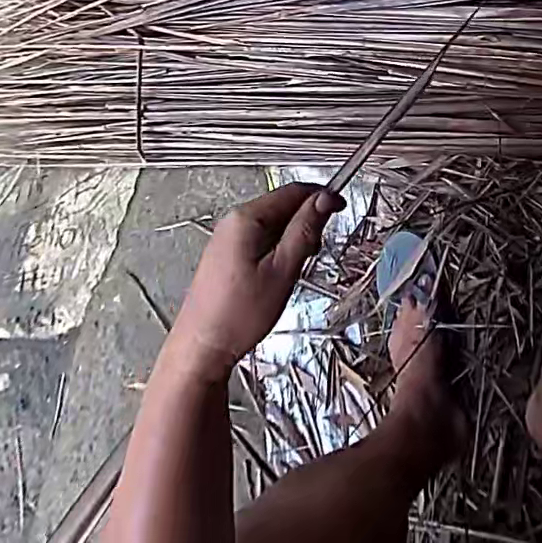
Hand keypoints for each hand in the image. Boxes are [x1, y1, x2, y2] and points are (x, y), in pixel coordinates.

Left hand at [167, 183, 343, 377]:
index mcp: (246, 218)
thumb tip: (325, 199)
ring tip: (294, 268)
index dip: (321, 196)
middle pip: (282, 205)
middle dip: (306, 220)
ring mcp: (226, 238)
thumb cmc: (240, 314)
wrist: (201, 351)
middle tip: (314, 251)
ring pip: (273, 223)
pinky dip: (277, 248)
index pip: (293, 191)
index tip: (340, 208)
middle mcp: (232, 221)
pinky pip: (260, 238)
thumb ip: (305, 229)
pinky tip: (277, 274)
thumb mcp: (283, 269)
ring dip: (292, 236)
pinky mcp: (225, 254)